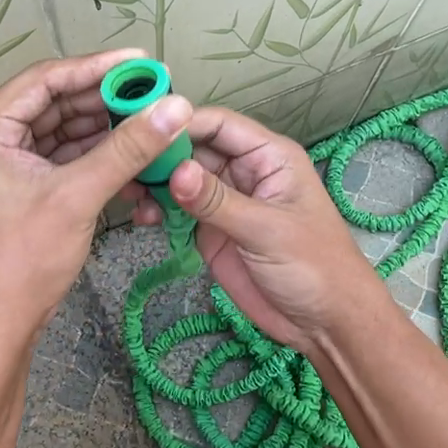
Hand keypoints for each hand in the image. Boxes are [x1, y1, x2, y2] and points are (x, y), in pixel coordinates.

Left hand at [0, 49, 192, 341]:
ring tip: (151, 122)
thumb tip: (175, 107)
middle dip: (106, 100)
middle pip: (56, 103)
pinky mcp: (21, 185)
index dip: (97, 67)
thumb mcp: (78, 196)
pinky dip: (95, 156)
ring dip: (105, 128)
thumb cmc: (22, 260)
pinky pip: (63, 158)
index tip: (143, 61)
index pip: (46, 80)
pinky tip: (133, 155)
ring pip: (63, 131)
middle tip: (155, 94)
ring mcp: (4, 163)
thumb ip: (128, 148)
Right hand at [122, 107, 381, 352]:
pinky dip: (158, 211)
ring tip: (131, 198)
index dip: (181, 124)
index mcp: (267, 156)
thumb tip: (175, 171)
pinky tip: (142, 219)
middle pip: (192, 149)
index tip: (142, 132)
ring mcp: (225, 201)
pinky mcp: (210, 230)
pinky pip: (178, 211)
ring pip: (180, 180)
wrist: (323, 323)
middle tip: (125, 169)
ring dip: (154, 185)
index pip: (218, 125)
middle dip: (160, 156)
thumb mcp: (266, 230)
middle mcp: (243, 171)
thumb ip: (218, 201)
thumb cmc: (314, 267)